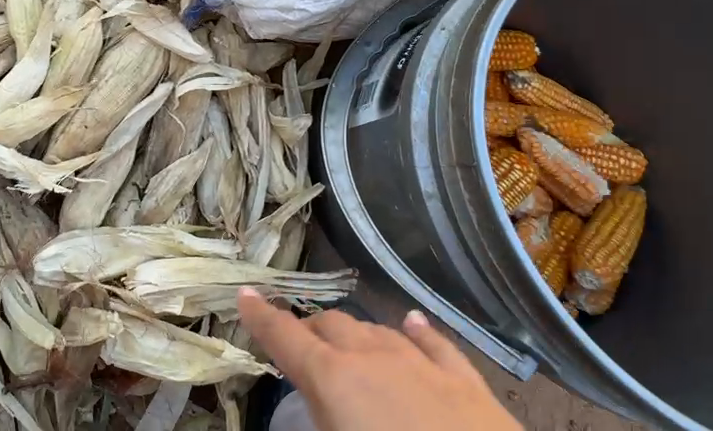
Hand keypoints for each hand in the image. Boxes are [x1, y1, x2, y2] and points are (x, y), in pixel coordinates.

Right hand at [238, 290, 521, 430]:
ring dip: (355, 335)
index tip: (245, 294)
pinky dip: (416, 331)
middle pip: (329, 325)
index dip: (261, 315)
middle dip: (309, 330)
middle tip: (299, 348)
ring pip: (375, 329)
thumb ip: (310, 419)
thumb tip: (303, 408)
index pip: (283, 335)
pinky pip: (434, 343)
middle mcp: (370, 357)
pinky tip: (411, 323)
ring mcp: (422, 364)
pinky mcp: (468, 383)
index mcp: (331, 378)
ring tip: (347, 346)